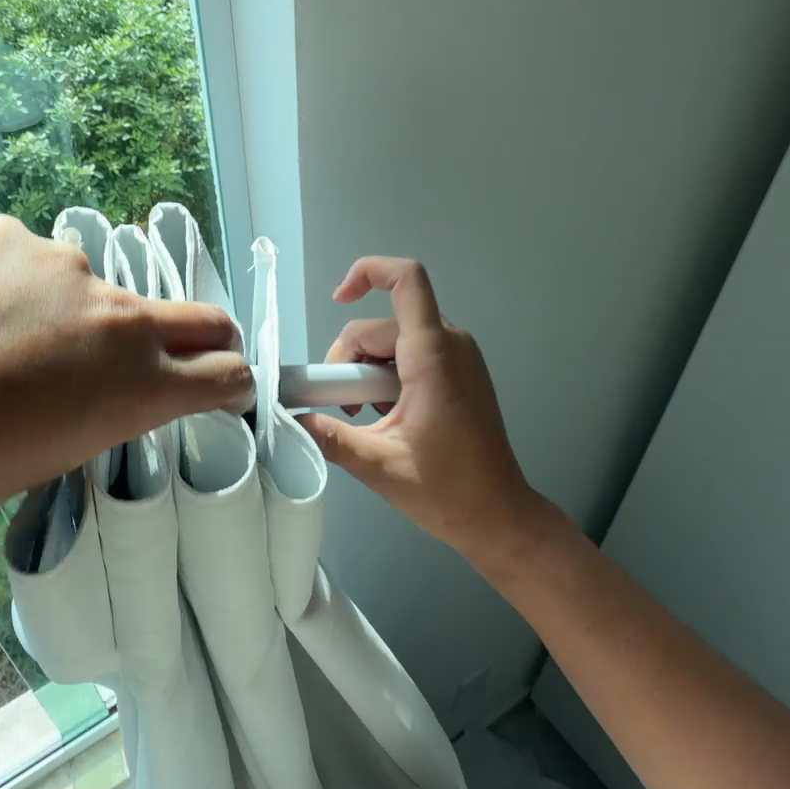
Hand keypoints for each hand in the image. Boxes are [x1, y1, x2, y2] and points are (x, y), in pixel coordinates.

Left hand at [0, 214, 253, 557]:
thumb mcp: (35, 466)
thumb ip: (90, 416)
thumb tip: (93, 390)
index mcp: (132, 387)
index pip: (224, 371)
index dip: (226, 384)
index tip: (219, 389)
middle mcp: (112, 313)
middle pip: (193, 314)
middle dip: (191, 341)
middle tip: (150, 368)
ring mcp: (53, 262)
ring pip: (93, 289)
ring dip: (77, 315)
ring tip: (0, 351)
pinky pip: (28, 261)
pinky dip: (13, 286)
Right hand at [297, 257, 556, 575]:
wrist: (500, 516)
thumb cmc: (448, 491)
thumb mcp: (377, 466)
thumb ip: (329, 436)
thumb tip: (289, 417)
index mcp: (433, 356)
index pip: (406, 281)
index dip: (367, 272)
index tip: (336, 298)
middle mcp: (449, 344)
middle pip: (381, 323)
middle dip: (348, 359)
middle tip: (339, 407)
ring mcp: (457, 357)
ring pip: (392, 339)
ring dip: (365, 371)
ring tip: (362, 417)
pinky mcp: (458, 372)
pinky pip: (409, 353)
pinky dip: (385, 376)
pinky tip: (383, 415)